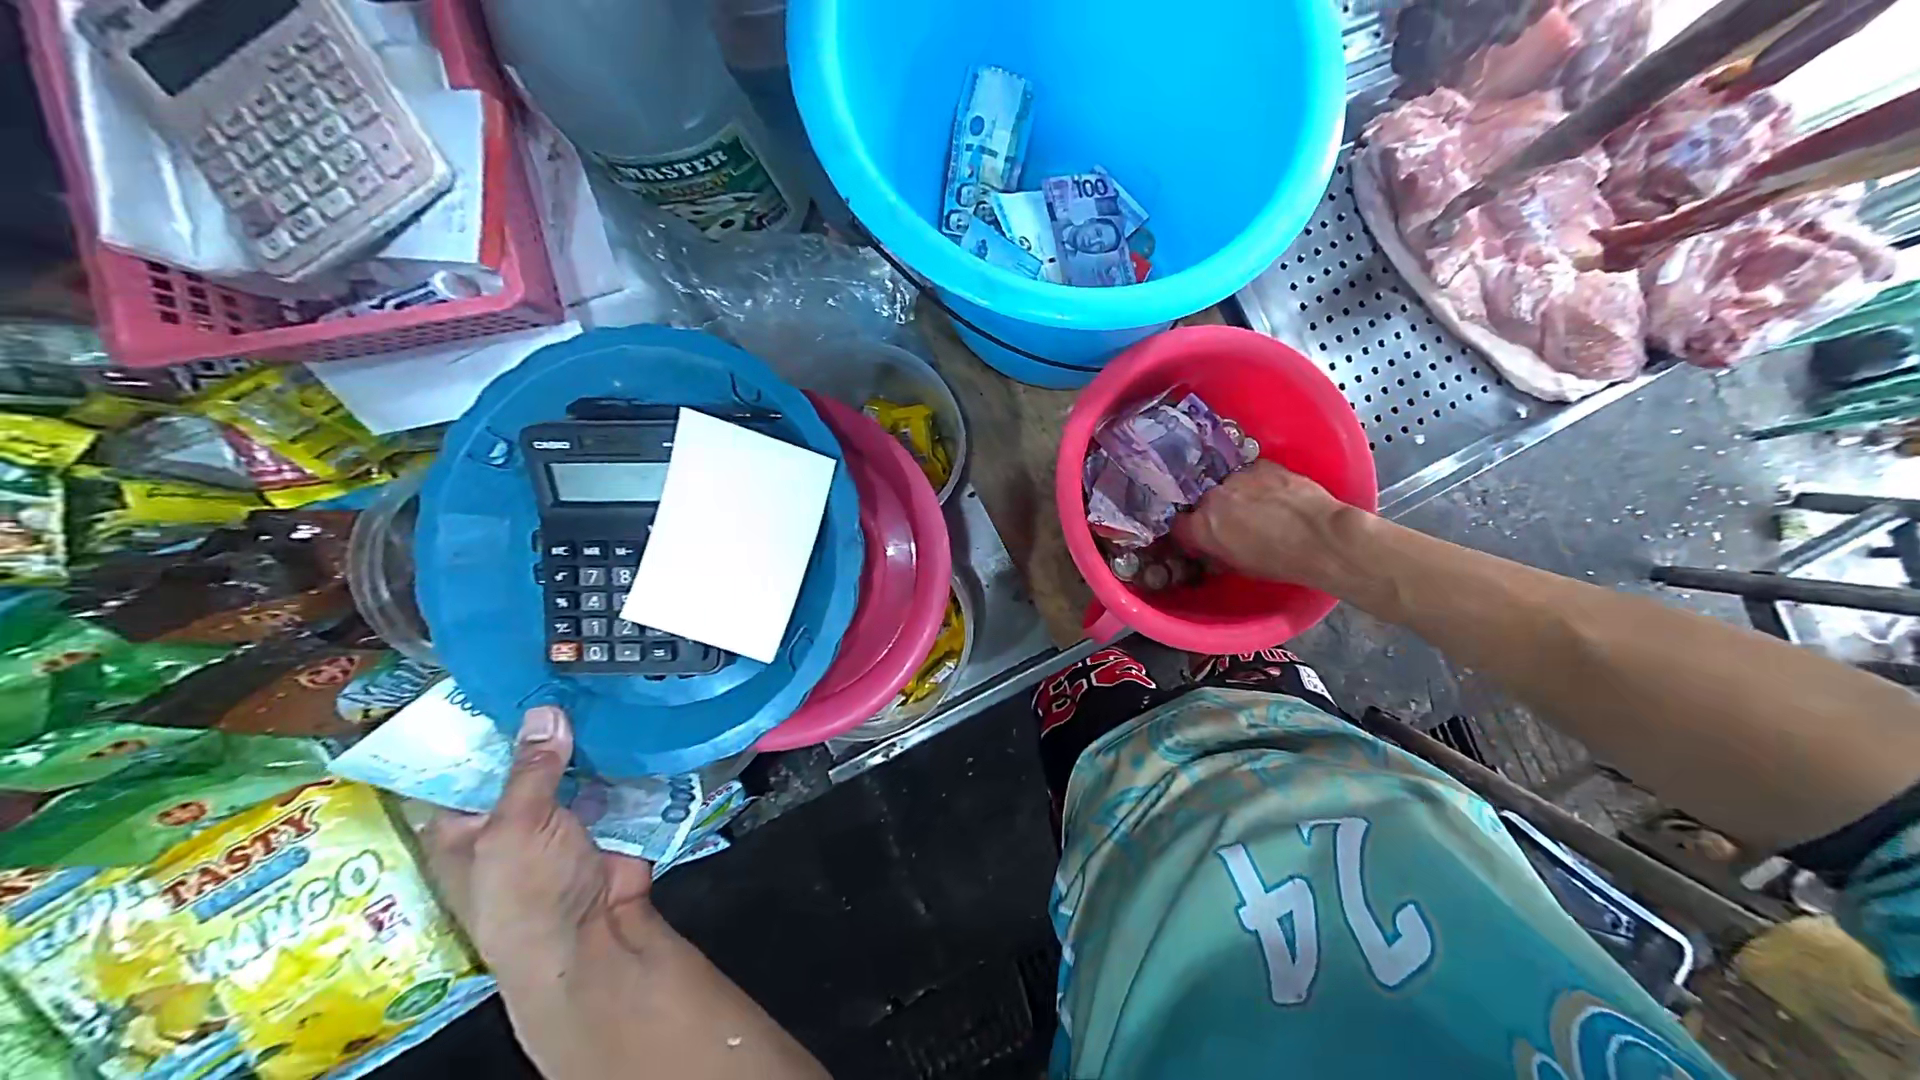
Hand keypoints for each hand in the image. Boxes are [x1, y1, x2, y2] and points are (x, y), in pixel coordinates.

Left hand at [422, 706, 657, 988]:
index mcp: (465, 824)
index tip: (508, 680)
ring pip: (572, 764)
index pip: (464, 764)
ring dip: (587, 737)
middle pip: (526, 758)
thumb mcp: (515, 827)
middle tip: (567, 671)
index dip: (481, 725)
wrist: (593, 936)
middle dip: (546, 723)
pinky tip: (631, 720)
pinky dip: (621, 756)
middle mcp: (510, 815)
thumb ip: (530, 769)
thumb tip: (543, 711)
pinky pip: (611, 777)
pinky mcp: (605, 816)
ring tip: (603, 686)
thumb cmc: (528, 892)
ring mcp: (560, 816)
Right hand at [1173, 460, 1358, 586]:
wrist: (1322, 538)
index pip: (1179, 525)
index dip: (1190, 532)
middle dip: (1214, 512)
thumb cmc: (1281, 562)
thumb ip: (1216, 552)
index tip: (1202, 538)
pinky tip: (1273, 494)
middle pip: (1202, 502)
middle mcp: (1212, 498)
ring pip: (1226, 485)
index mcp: (1202, 527)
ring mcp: (1237, 478)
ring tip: (1258, 508)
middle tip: (1234, 524)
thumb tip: (1211, 549)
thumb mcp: (1239, 566)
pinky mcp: (1262, 465)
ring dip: (1235, 495)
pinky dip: (1257, 483)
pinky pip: (1250, 473)